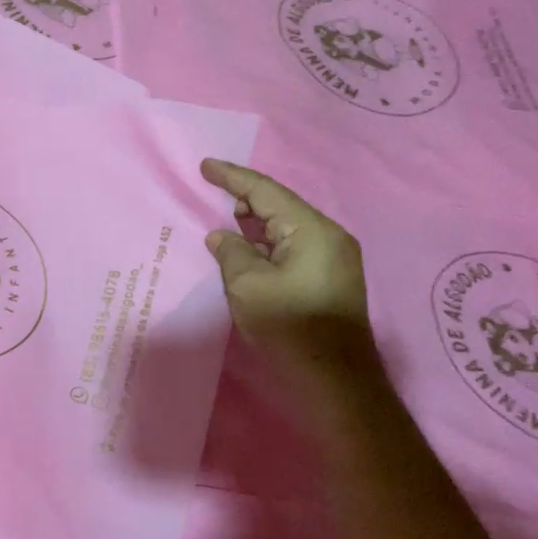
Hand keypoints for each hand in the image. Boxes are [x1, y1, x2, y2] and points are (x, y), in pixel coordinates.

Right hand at [200, 158, 378, 395]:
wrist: (332, 373)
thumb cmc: (288, 323)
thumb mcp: (247, 284)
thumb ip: (232, 252)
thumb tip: (222, 236)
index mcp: (311, 230)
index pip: (266, 192)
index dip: (233, 177)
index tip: (205, 165)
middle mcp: (327, 236)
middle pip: (279, 205)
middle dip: (244, 197)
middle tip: (210, 192)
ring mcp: (330, 257)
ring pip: (284, 226)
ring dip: (253, 221)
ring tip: (222, 217)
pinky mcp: (325, 276)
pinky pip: (289, 244)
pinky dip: (263, 240)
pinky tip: (243, 246)